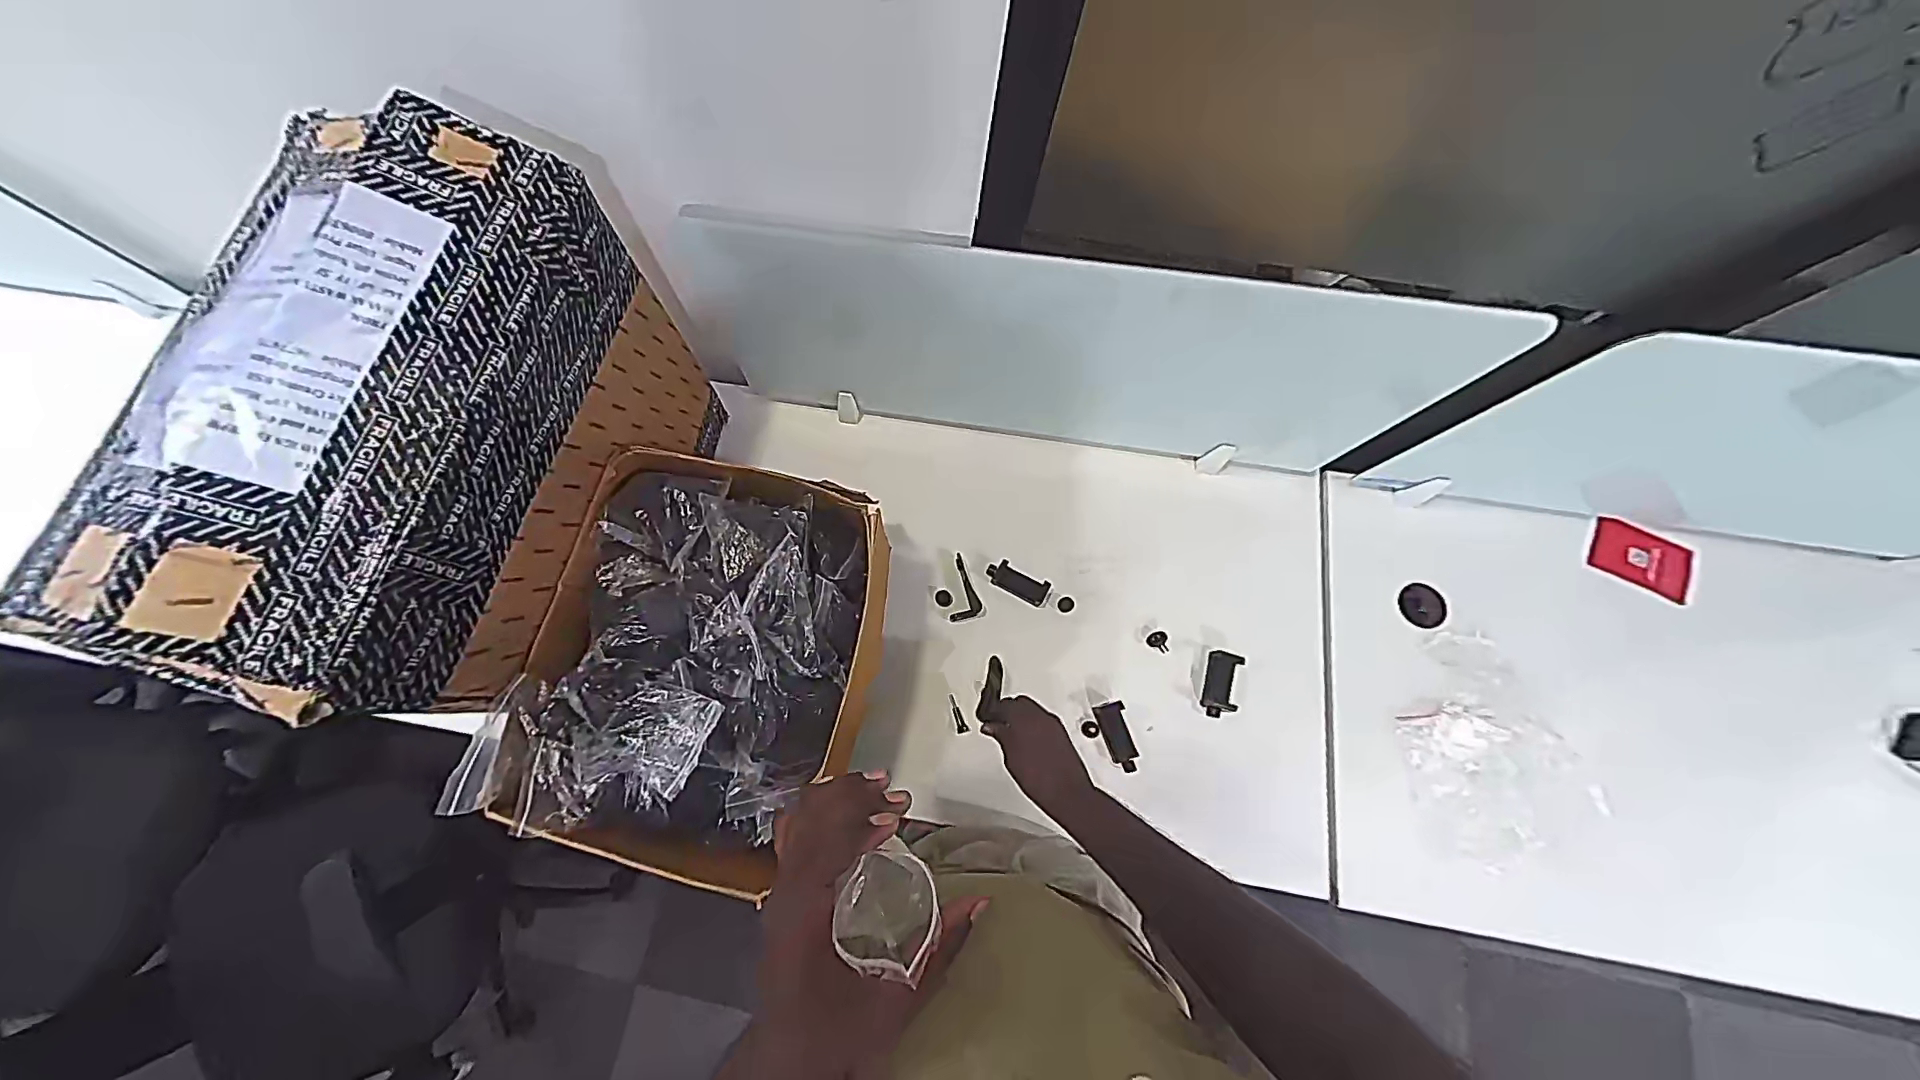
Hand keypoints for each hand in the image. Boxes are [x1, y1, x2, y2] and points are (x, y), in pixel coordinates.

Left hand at [729, 773, 987, 1079]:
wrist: (789, 1059)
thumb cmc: (836, 1032)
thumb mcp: (896, 1000)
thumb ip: (939, 949)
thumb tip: (978, 904)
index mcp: (803, 917)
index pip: (826, 849)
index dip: (861, 825)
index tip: (896, 818)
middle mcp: (783, 894)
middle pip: (809, 819)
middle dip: (853, 797)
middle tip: (894, 796)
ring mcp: (776, 890)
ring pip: (798, 818)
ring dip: (837, 797)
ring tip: (875, 791)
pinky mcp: (781, 891)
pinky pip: (795, 833)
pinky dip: (822, 812)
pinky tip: (848, 810)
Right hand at [981, 695, 1097, 817]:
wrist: (1067, 793)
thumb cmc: (1041, 780)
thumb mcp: (1011, 759)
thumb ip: (1001, 737)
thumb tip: (991, 727)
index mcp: (1025, 719)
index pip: (1004, 704)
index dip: (993, 712)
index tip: (987, 720)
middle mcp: (1041, 717)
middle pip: (1019, 703)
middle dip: (1007, 710)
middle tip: (997, 724)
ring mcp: (1053, 724)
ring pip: (1032, 710)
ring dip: (1021, 717)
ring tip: (1010, 734)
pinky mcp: (1061, 733)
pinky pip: (1043, 720)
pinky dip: (1033, 725)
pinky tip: (1026, 740)